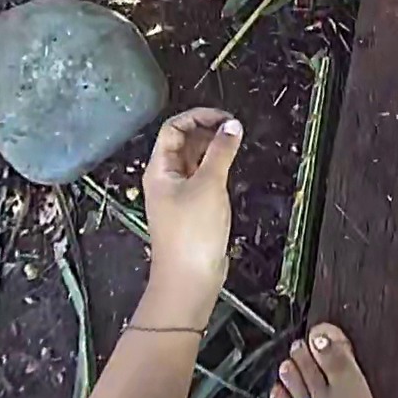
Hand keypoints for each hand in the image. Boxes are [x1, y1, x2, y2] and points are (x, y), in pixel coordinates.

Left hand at [140, 107, 241, 315]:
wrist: (189, 280)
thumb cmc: (193, 230)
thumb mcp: (209, 185)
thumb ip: (221, 151)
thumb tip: (233, 124)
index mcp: (160, 169)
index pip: (174, 129)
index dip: (198, 117)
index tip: (226, 118)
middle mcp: (166, 177)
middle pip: (183, 141)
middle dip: (208, 130)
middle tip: (235, 130)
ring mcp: (179, 193)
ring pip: (194, 158)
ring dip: (213, 147)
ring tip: (236, 144)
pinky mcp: (193, 206)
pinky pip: (202, 175)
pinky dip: (216, 165)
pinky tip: (231, 165)